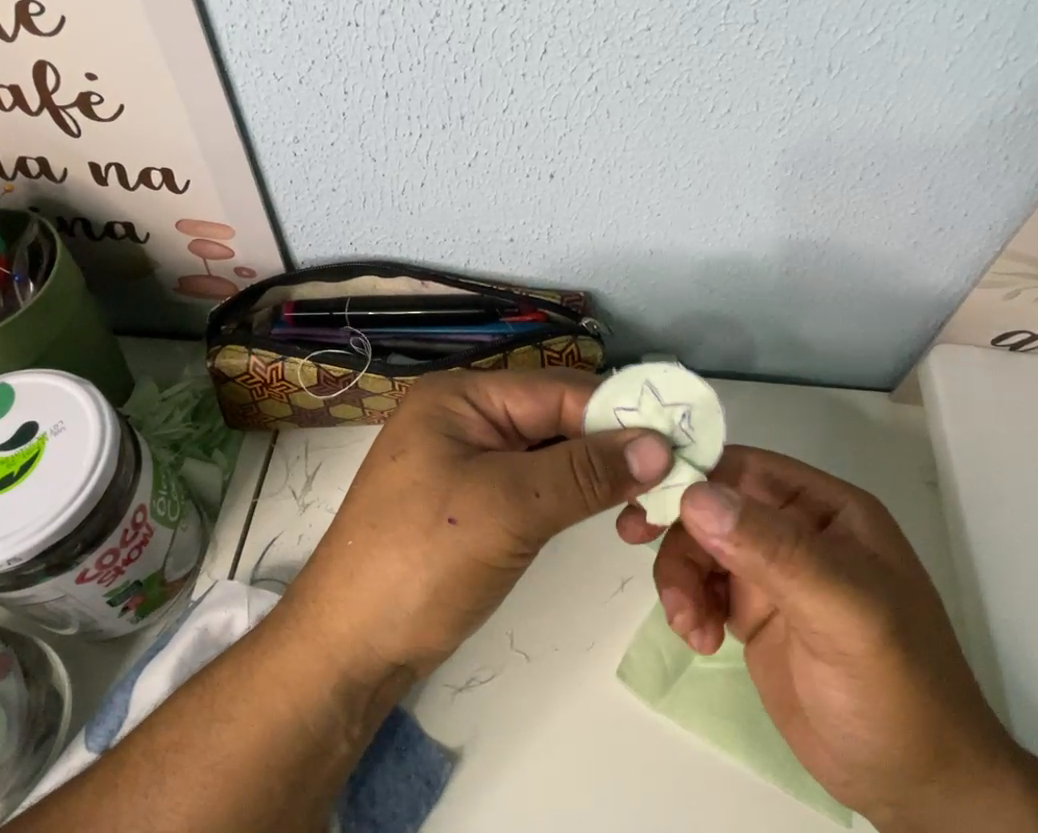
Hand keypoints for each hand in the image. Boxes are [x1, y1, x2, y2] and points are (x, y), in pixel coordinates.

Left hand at [287, 369, 672, 677]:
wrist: (351, 646)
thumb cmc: (422, 562)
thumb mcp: (508, 508)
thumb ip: (585, 471)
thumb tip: (661, 446)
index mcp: (461, 397)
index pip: (561, 391)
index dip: (624, 414)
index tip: (686, 443)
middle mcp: (465, 418)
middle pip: (558, 418)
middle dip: (615, 446)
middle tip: (678, 479)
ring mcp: (469, 462)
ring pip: (553, 454)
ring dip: (600, 474)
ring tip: (653, 501)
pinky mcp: (475, 503)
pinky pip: (537, 484)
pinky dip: (575, 496)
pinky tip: (612, 513)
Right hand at [617, 446, 1024, 829]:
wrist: (914, 783)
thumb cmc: (896, 689)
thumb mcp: (844, 613)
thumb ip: (774, 550)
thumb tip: (695, 495)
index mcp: (827, 511)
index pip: (745, 467)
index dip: (692, 474)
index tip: (643, 500)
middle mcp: (796, 531)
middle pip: (710, 506)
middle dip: (678, 534)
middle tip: (645, 555)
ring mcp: (773, 574)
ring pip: (698, 546)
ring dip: (680, 577)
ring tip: (691, 626)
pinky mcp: (754, 614)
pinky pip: (700, 587)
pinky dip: (687, 606)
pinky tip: (700, 640)